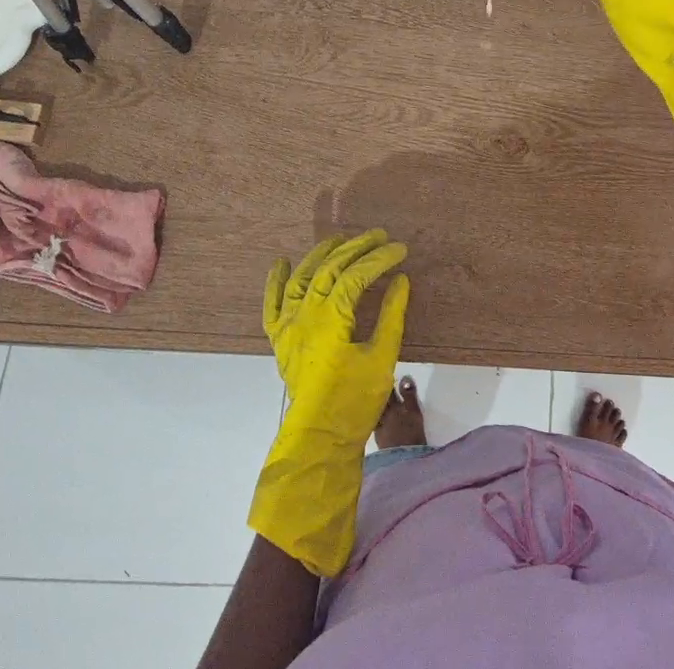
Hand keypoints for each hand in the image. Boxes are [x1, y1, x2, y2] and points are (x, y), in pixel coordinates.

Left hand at [248, 230, 409, 576]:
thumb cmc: (354, 402)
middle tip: (379, 236)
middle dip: (355, 248)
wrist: (319, 438)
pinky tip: (283, 262)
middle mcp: (304, 316)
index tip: (400, 250)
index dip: (379, 259)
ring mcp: (288, 327)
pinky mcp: (281, 340)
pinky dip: (276, 281)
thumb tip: (400, 281)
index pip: (355, 276)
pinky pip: (273, 305)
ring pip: (301, 279)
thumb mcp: (382, 357)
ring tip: (340, 239)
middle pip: (328, 269)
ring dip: (321, 255)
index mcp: (330, 319)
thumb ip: (390, 316)